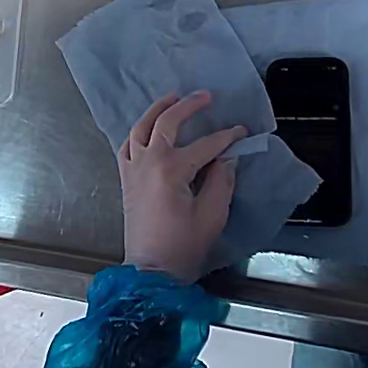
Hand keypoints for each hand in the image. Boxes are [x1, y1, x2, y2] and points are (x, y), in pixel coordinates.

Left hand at [119, 91, 247, 282]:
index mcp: (171, 169)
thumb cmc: (183, 246)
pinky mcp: (126, 179)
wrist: (151, 271)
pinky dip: (138, 131)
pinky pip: (128, 145)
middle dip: (188, 106)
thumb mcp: (212, 215)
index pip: (205, 145)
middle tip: (205, 96)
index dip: (226, 137)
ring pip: (141, 127)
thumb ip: (221, 181)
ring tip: (172, 98)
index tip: (241, 132)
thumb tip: (226, 158)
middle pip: (167, 122)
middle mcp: (148, 162)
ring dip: (157, 110)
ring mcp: (133, 169)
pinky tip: (148, 127)